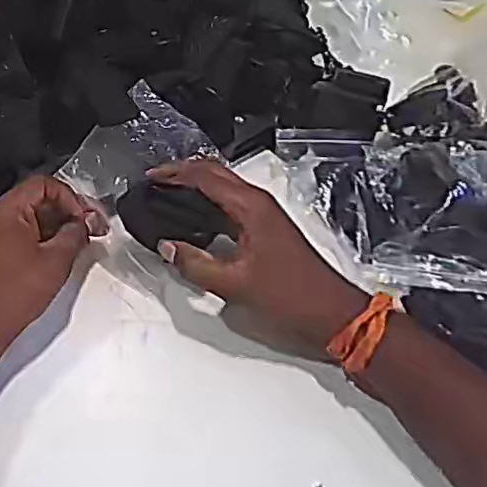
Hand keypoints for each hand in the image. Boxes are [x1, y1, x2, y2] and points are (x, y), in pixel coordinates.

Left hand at [0, 175, 107, 347]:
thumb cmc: (13, 293)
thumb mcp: (56, 259)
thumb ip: (76, 233)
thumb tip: (86, 222)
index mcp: (8, 210)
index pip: (44, 184)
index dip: (70, 197)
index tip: (84, 215)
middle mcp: (1, 214)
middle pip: (41, 197)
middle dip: (70, 210)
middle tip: (93, 225)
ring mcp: (1, 229)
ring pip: (38, 213)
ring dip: (63, 223)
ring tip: (84, 238)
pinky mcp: (5, 244)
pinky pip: (31, 228)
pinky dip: (51, 234)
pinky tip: (68, 248)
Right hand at [148, 159, 368, 358]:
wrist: (335, 316)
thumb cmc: (291, 298)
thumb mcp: (234, 285)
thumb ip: (194, 264)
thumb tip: (166, 247)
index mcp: (250, 207)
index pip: (204, 176)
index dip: (174, 173)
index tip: (150, 178)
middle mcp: (258, 202)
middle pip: (215, 171)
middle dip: (183, 171)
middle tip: (156, 180)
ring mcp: (264, 213)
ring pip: (224, 183)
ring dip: (196, 182)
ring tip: (169, 191)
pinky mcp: (266, 226)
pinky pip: (230, 199)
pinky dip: (208, 197)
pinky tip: (194, 213)